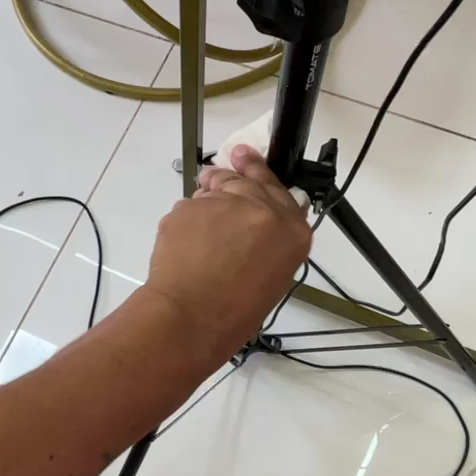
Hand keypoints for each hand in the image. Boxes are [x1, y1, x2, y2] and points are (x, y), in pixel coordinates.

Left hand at [141, 144, 311, 360]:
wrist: (191, 317)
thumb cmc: (234, 312)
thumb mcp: (270, 277)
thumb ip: (268, 242)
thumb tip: (251, 227)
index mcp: (293, 233)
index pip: (281, 192)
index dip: (262, 174)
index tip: (248, 159)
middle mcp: (264, 211)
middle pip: (249, 181)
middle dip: (235, 172)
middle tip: (224, 165)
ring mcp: (226, 204)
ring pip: (215, 191)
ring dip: (207, 197)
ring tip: (199, 215)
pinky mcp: (191, 207)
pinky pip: (188, 208)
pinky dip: (185, 221)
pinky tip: (182, 242)